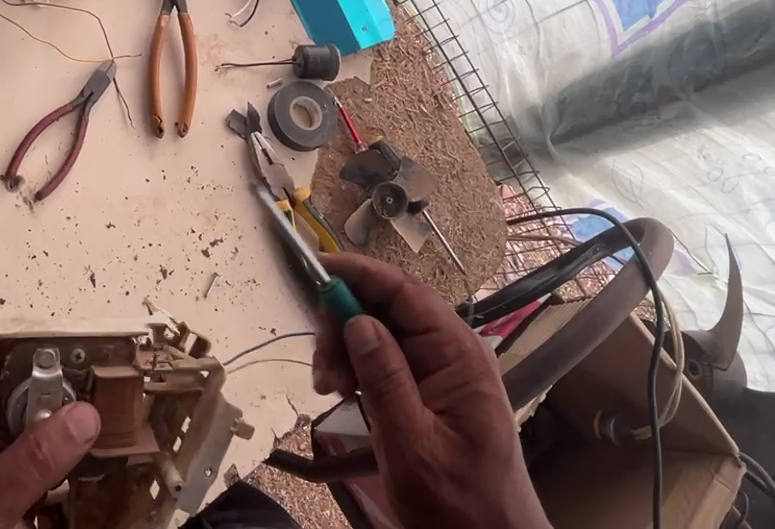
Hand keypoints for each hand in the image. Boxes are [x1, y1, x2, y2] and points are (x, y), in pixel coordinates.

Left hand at [0, 360, 100, 527]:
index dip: (30, 355)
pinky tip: (83, 461)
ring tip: (100, 421)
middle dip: (54, 394)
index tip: (77, 353)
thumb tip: (86, 413)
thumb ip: (34, 457)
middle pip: (14, 396)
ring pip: (26, 429)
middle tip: (97, 392)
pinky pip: (30, 463)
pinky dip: (55, 462)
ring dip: (59, 430)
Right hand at [311, 252, 550, 528]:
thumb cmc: (458, 506)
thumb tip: (356, 320)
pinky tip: (342, 392)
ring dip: (344, 349)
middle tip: (321, 367)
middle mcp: (449, 349)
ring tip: (329, 389)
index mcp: (458, 353)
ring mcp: (437, 366)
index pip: (404, 289)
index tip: (316, 269)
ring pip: (377, 330)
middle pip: (385, 306)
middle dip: (344, 324)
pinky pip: (381, 356)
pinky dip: (354, 366)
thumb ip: (385, 380)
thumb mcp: (413, 446)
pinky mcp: (424, 386)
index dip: (359, 272)